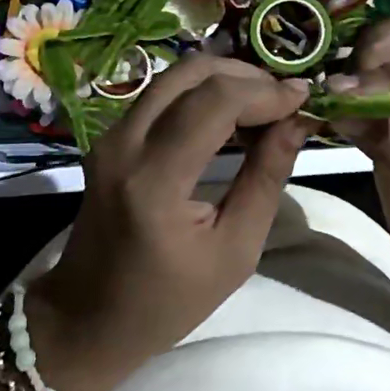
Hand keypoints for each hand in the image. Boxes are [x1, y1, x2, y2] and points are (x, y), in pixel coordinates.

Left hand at [29, 56, 313, 390]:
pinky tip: (229, 115)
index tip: (304, 98)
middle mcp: (125, 143)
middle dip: (246, 76)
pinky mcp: (108, 137)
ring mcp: (110, 136)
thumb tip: (298, 121)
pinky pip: (160, 94)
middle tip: (284, 99)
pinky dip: (200, 92)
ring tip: (263, 106)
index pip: (216, 102)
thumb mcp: (234, 251)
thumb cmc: (165, 302)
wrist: (86, 318)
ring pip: (175, 75)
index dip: (265, 92)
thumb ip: (266, 178)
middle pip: (192, 72)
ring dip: (224, 80)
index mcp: (155, 181)